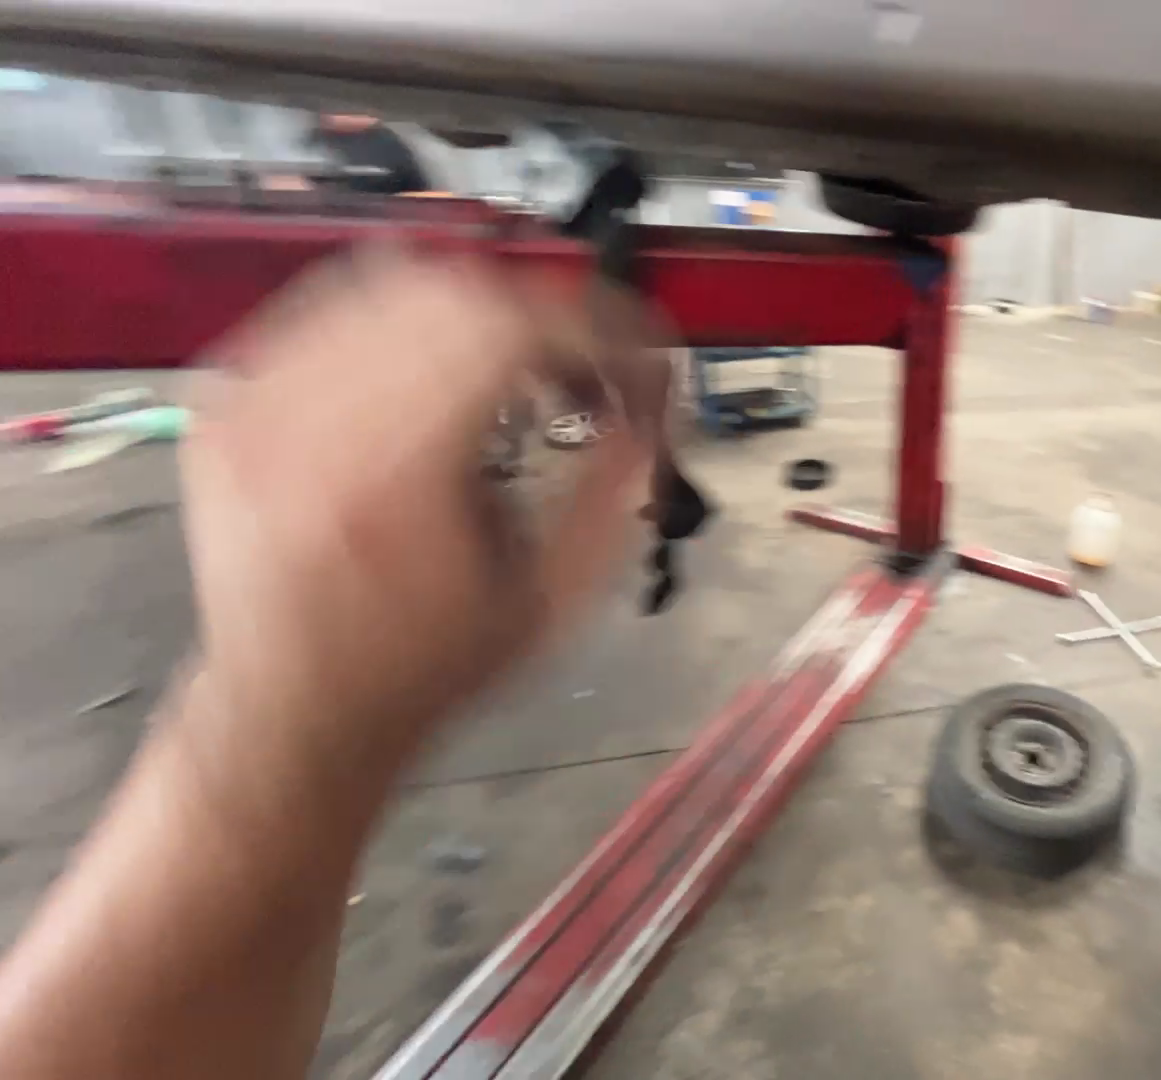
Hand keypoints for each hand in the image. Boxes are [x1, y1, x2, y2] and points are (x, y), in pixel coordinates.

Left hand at [179, 246, 651, 768]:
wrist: (300, 707)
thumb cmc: (426, 667)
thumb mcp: (552, 599)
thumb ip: (615, 497)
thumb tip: (652, 417)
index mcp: (395, 476)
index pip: (507, 332)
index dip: (593, 330)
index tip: (634, 351)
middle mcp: (309, 423)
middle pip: (457, 292)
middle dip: (550, 318)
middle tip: (591, 366)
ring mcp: (256, 403)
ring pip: (394, 283)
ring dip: (489, 315)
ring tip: (529, 369)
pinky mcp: (235, 403)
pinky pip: (335, 311)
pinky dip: (418, 324)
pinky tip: (454, 374)